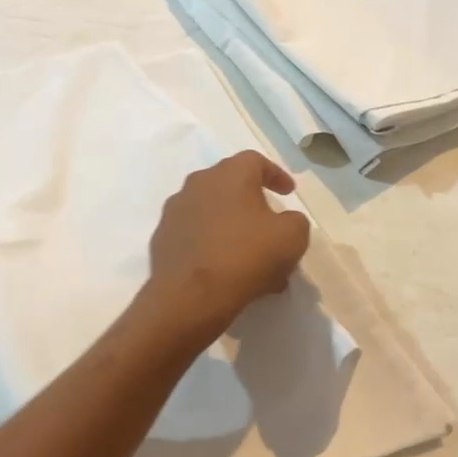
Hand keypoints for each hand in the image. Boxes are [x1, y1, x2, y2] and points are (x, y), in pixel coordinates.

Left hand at [138, 151, 311, 340]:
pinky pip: (195, 234)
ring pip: (212, 212)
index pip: (255, 161)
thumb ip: (295, 221)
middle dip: (252, 203)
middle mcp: (198, 183)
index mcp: (229, 174)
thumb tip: (285, 221)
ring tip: (251, 256)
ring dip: (232, 227)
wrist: (190, 295)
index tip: (288, 192)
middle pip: (230, 185)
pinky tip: (226, 270)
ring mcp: (175, 210)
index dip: (275, 175)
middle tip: (270, 225)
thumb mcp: (292, 237)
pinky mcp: (162, 237)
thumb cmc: (246, 256)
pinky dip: (212, 244)